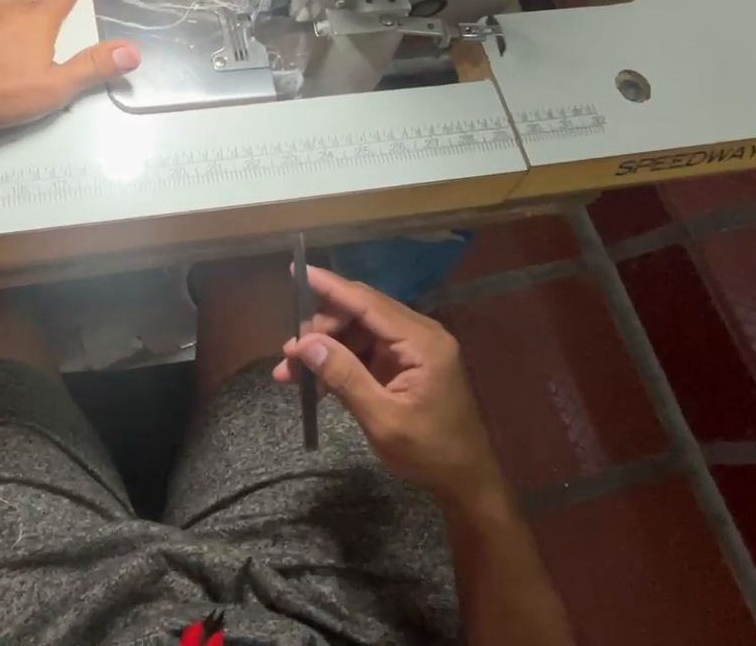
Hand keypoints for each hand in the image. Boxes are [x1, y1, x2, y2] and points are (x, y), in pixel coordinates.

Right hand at [275, 265, 507, 510]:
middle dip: (320, 330)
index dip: (331, 287)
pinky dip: (339, 362)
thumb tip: (304, 343)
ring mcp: (413, 348)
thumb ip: (344, 376)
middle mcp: (420, 334)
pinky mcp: (405, 363)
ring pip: (357, 332)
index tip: (297, 271)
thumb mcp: (383, 419)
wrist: (467, 485)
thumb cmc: (430, 453)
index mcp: (423, 342)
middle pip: (359, 314)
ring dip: (325, 349)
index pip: (368, 302)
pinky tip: (315, 382)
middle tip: (288, 355)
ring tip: (291, 374)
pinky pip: (365, 350)